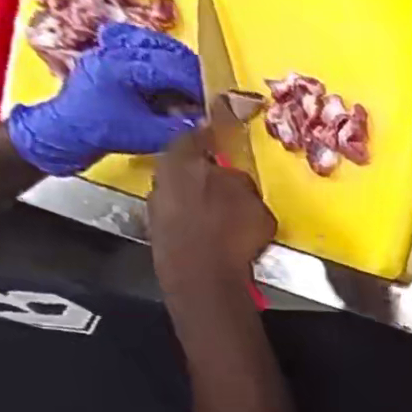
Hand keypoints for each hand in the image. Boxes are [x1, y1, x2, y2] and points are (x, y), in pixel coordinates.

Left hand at [8, 24, 201, 175]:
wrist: (65, 131)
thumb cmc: (104, 132)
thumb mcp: (149, 135)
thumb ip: (183, 128)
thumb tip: (212, 124)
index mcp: (124, 65)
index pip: (174, 67)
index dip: (201, 85)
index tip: (220, 103)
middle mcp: (117, 49)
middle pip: (167, 50)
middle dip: (193, 74)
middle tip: (209, 98)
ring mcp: (111, 48)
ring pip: (155, 44)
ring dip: (178, 65)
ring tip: (191, 89)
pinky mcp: (110, 55)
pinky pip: (140, 45)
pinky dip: (159, 59)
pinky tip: (168, 78)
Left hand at [148, 122, 275, 280]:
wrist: (202, 275)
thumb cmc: (231, 230)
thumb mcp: (255, 203)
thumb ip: (243, 186)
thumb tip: (236, 184)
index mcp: (183, 158)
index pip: (197, 135)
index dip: (213, 137)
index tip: (223, 138)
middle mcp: (161, 177)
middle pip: (185, 168)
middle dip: (204, 174)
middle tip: (226, 184)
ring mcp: (155, 207)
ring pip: (181, 196)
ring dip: (199, 203)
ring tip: (222, 217)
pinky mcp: (158, 236)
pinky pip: (181, 223)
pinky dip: (195, 227)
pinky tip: (213, 239)